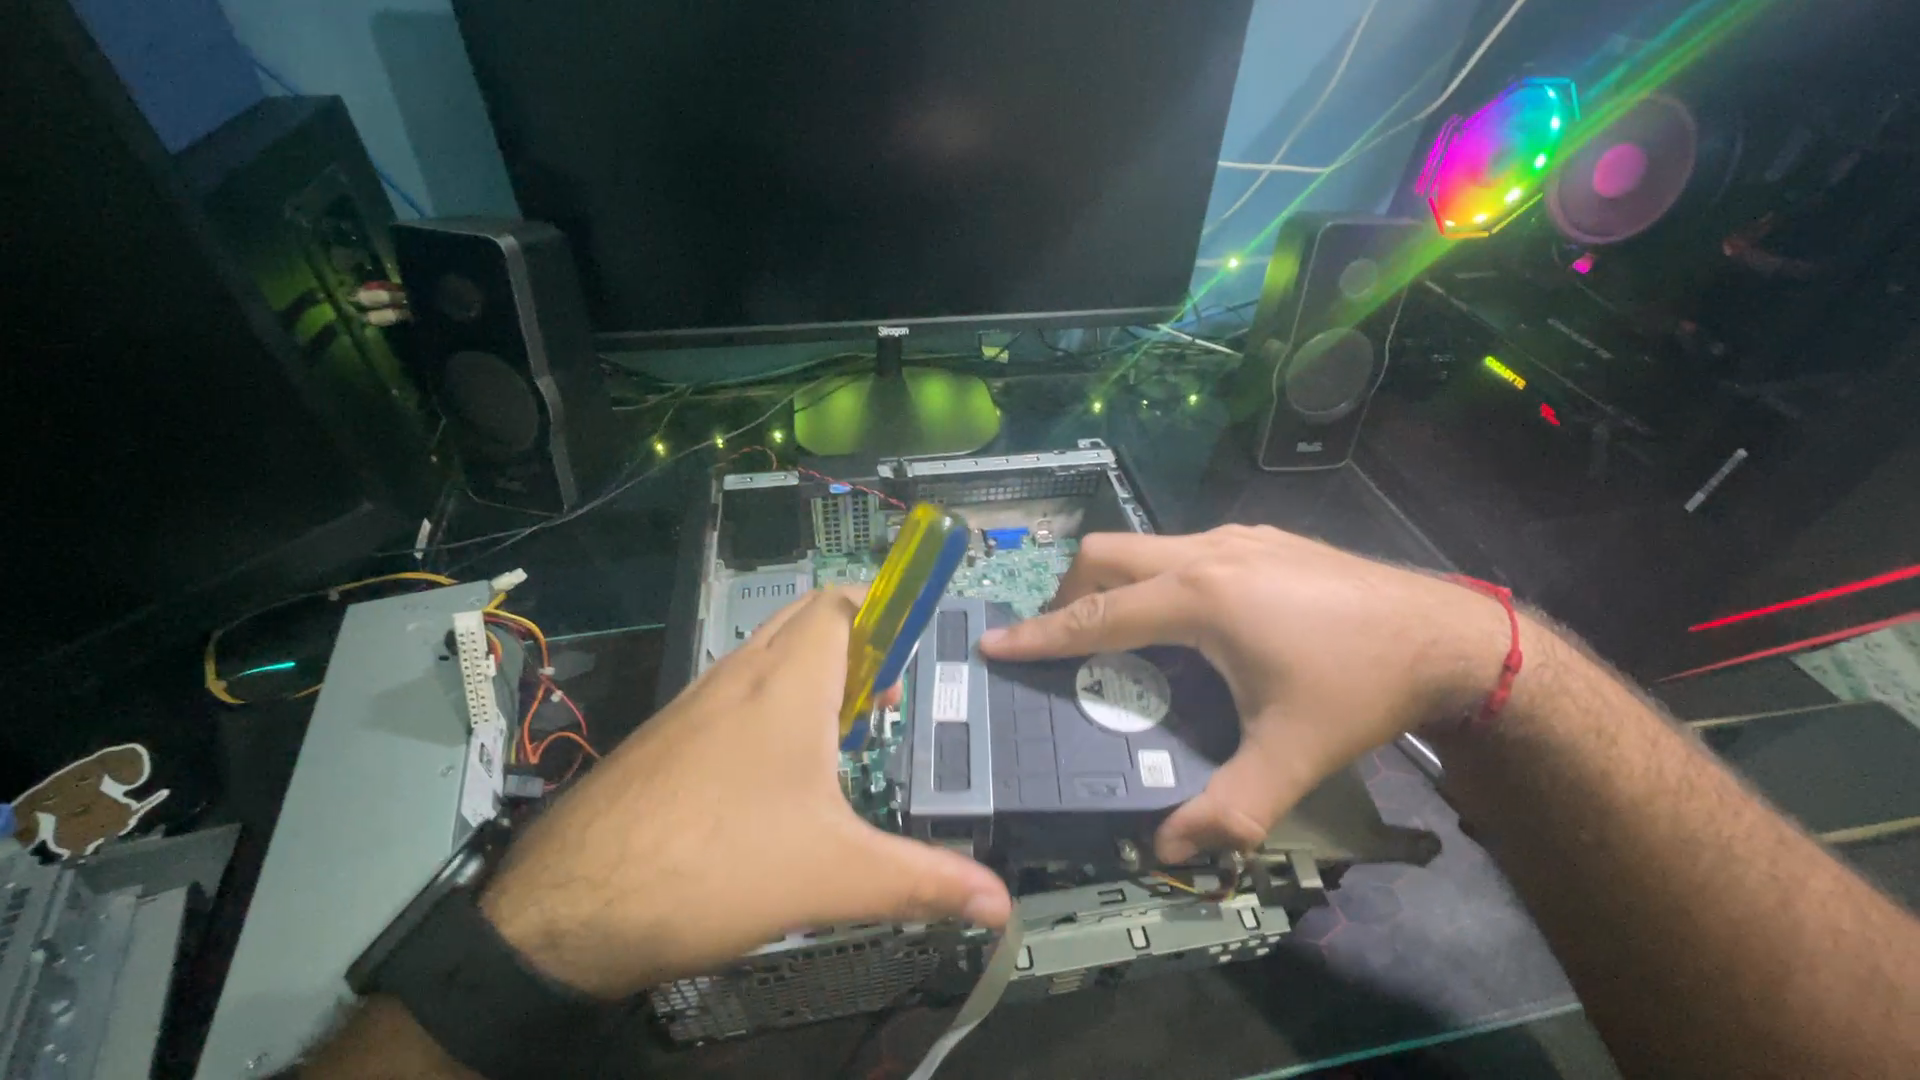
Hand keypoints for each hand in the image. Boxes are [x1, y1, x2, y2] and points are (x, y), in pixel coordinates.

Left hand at [478, 588, 1011, 998]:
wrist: (567, 907)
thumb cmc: (717, 866)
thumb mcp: (835, 877)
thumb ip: (925, 883)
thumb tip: (1002, 904)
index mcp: (788, 683)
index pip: (839, 602)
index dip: (883, 607)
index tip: (912, 652)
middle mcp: (739, 675)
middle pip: (804, 620)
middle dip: (854, 642)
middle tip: (882, 699)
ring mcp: (694, 704)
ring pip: (765, 659)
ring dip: (809, 677)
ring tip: (837, 743)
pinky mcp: (665, 738)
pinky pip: (731, 696)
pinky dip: (766, 709)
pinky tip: (771, 781)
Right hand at [979, 526, 1513, 862]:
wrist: (1448, 636)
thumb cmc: (1359, 690)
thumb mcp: (1291, 755)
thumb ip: (1227, 806)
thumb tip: (1167, 849)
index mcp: (1199, 600)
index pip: (1095, 617)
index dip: (1039, 635)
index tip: (992, 642)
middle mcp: (1205, 554)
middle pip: (1104, 556)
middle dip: (1068, 593)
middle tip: (1062, 641)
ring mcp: (1235, 537)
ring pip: (1143, 545)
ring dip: (1114, 581)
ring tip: (1119, 632)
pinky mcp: (1260, 536)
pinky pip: (1183, 547)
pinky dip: (1156, 575)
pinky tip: (1190, 617)